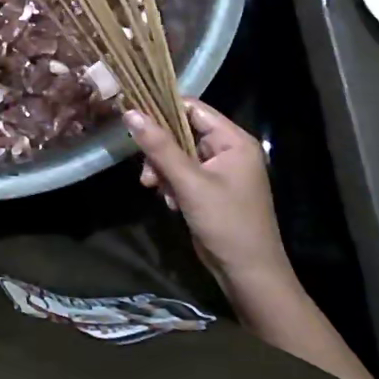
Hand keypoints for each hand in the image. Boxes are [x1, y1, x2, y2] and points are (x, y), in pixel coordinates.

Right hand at [126, 99, 291, 287]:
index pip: (193, 109)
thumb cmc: (225, 221)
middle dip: (158, 149)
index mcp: (234, 141)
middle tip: (144, 168)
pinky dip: (169, 181)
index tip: (131, 117)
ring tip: (154, 188)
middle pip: (182, 131)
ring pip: (177, 153)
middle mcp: (228, 150)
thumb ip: (159, 146)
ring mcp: (220, 170)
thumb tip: (130, 113)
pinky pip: (181, 172)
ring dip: (161, 168)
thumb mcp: (188, 182)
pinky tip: (167, 199)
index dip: (162, 109)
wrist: (247, 270)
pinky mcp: (210, 187)